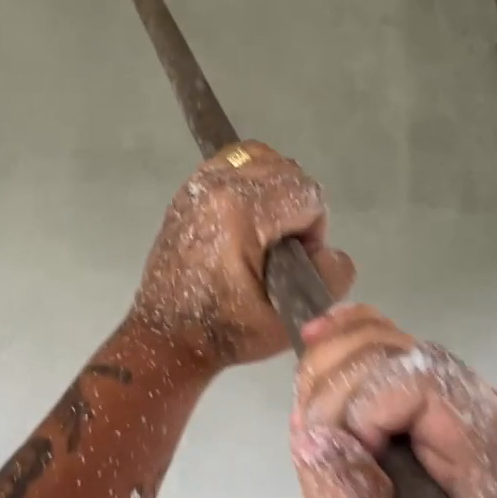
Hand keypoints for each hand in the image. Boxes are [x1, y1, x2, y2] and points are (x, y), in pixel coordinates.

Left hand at [129, 142, 355, 367]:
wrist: (167, 337)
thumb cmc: (225, 332)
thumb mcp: (290, 317)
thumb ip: (330, 278)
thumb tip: (326, 252)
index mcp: (241, 212)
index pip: (308, 195)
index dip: (313, 232)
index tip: (294, 264)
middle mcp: (218, 187)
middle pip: (288, 172)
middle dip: (296, 210)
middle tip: (281, 252)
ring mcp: (198, 185)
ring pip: (262, 160)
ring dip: (275, 191)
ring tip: (266, 232)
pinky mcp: (187, 192)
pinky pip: (233, 164)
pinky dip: (249, 183)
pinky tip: (247, 219)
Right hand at [284, 304, 496, 497]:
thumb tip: (321, 439)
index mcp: (493, 461)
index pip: (422, 383)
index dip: (359, 407)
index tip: (334, 455)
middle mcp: (491, 417)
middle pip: (400, 353)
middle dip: (334, 391)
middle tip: (309, 443)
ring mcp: (457, 396)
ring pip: (384, 338)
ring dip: (325, 372)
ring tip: (309, 426)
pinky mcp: (421, 386)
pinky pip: (383, 334)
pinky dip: (341, 335)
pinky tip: (314, 341)